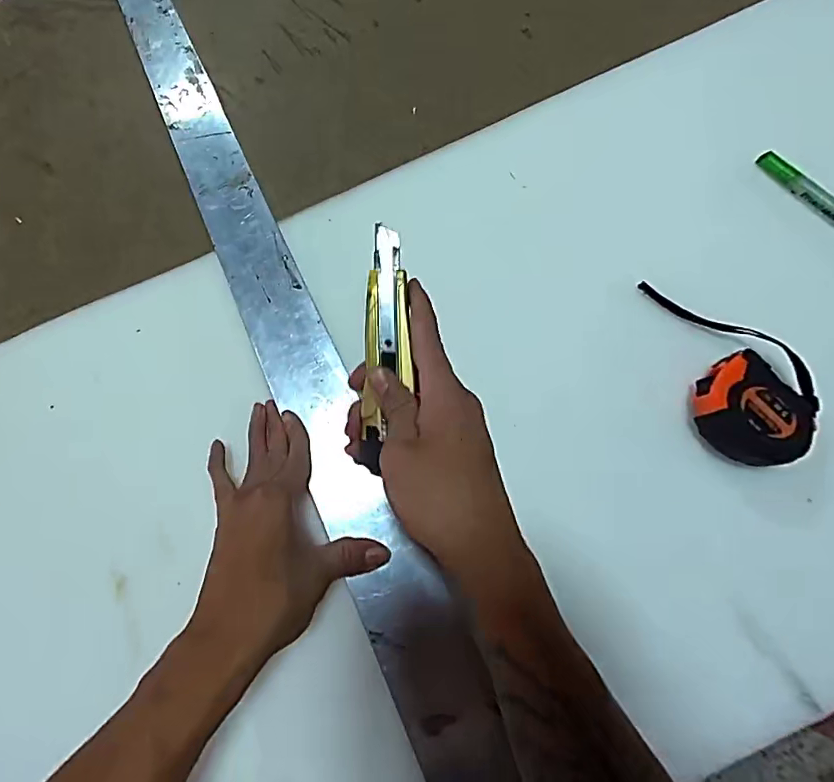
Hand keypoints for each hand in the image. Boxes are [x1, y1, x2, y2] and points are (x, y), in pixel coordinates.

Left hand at [191, 401, 390, 669]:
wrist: (226, 631)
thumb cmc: (272, 602)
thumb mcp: (316, 576)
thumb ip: (347, 557)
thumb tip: (380, 551)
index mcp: (281, 502)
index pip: (295, 460)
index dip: (297, 437)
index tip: (294, 416)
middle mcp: (257, 497)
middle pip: (270, 453)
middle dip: (275, 429)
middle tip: (273, 405)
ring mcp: (237, 509)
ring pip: (249, 461)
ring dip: (254, 437)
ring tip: (255, 414)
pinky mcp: (224, 524)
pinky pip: (222, 485)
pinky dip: (219, 467)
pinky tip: (217, 451)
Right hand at [346, 280, 530, 590]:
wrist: (481, 550)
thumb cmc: (440, 497)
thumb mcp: (401, 446)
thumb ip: (390, 403)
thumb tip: (381, 371)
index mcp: (445, 394)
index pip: (426, 338)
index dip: (413, 309)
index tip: (407, 284)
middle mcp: (455, 404)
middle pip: (410, 373)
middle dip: (375, 382)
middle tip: (352, 401)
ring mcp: (457, 428)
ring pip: (410, 404)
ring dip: (380, 415)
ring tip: (359, 443)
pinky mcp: (455, 449)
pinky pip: (419, 427)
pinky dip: (396, 434)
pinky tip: (376, 457)